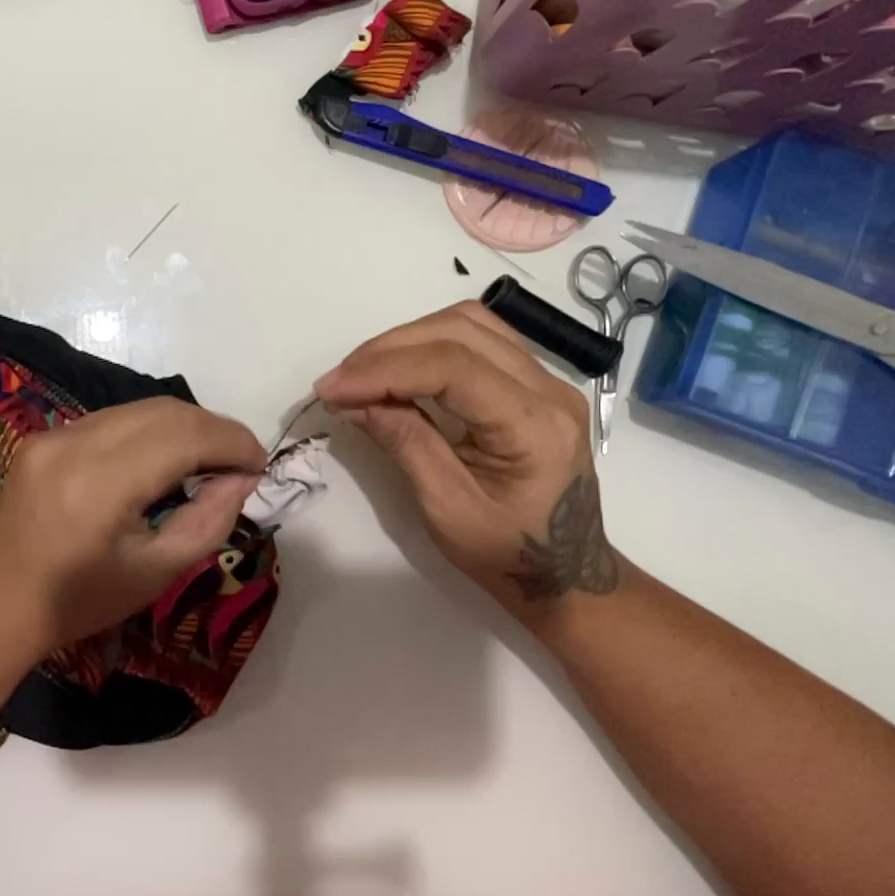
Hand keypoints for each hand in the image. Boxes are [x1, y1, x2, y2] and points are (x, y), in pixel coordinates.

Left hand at [0, 397, 265, 659]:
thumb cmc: (79, 602)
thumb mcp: (156, 573)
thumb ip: (208, 520)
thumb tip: (243, 477)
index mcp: (100, 483)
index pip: (185, 435)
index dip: (233, 442)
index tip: (260, 465)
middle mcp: (74, 443)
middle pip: (164, 411)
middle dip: (212, 430)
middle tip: (239, 465)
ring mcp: (53, 435)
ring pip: (137, 408)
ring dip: (181, 427)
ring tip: (206, 463)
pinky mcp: (42, 437)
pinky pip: (110, 419)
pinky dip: (146, 431)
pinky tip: (160, 461)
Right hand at [314, 302, 623, 616]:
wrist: (564, 572)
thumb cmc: (505, 552)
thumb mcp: (444, 507)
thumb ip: (403, 442)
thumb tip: (350, 399)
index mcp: (533, 428)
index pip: (452, 368)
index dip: (383, 369)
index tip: (330, 389)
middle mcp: (549, 390)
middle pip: (460, 330)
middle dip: (388, 349)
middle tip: (339, 382)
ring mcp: (547, 380)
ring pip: (468, 323)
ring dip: (406, 340)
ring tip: (362, 374)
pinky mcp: (534, 382)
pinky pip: (478, 338)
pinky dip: (428, 345)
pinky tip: (397, 370)